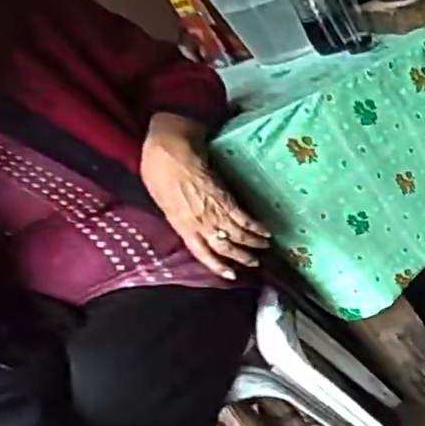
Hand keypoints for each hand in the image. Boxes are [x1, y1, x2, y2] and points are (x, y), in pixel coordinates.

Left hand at [141, 114, 270, 279]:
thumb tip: (188, 224)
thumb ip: (177, 215)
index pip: (201, 252)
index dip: (217, 266)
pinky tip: (266, 231)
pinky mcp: (226, 199)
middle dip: (242, 257)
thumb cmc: (158, 170)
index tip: (231, 275)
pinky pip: (244, 219)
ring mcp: (213, 211)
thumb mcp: (162, 199)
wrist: (169, 150)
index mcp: (180, 223)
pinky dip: (257, 227)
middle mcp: (199, 222)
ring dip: (254, 243)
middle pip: (225, 247)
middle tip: (255, 262)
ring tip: (264, 246)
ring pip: (238, 235)